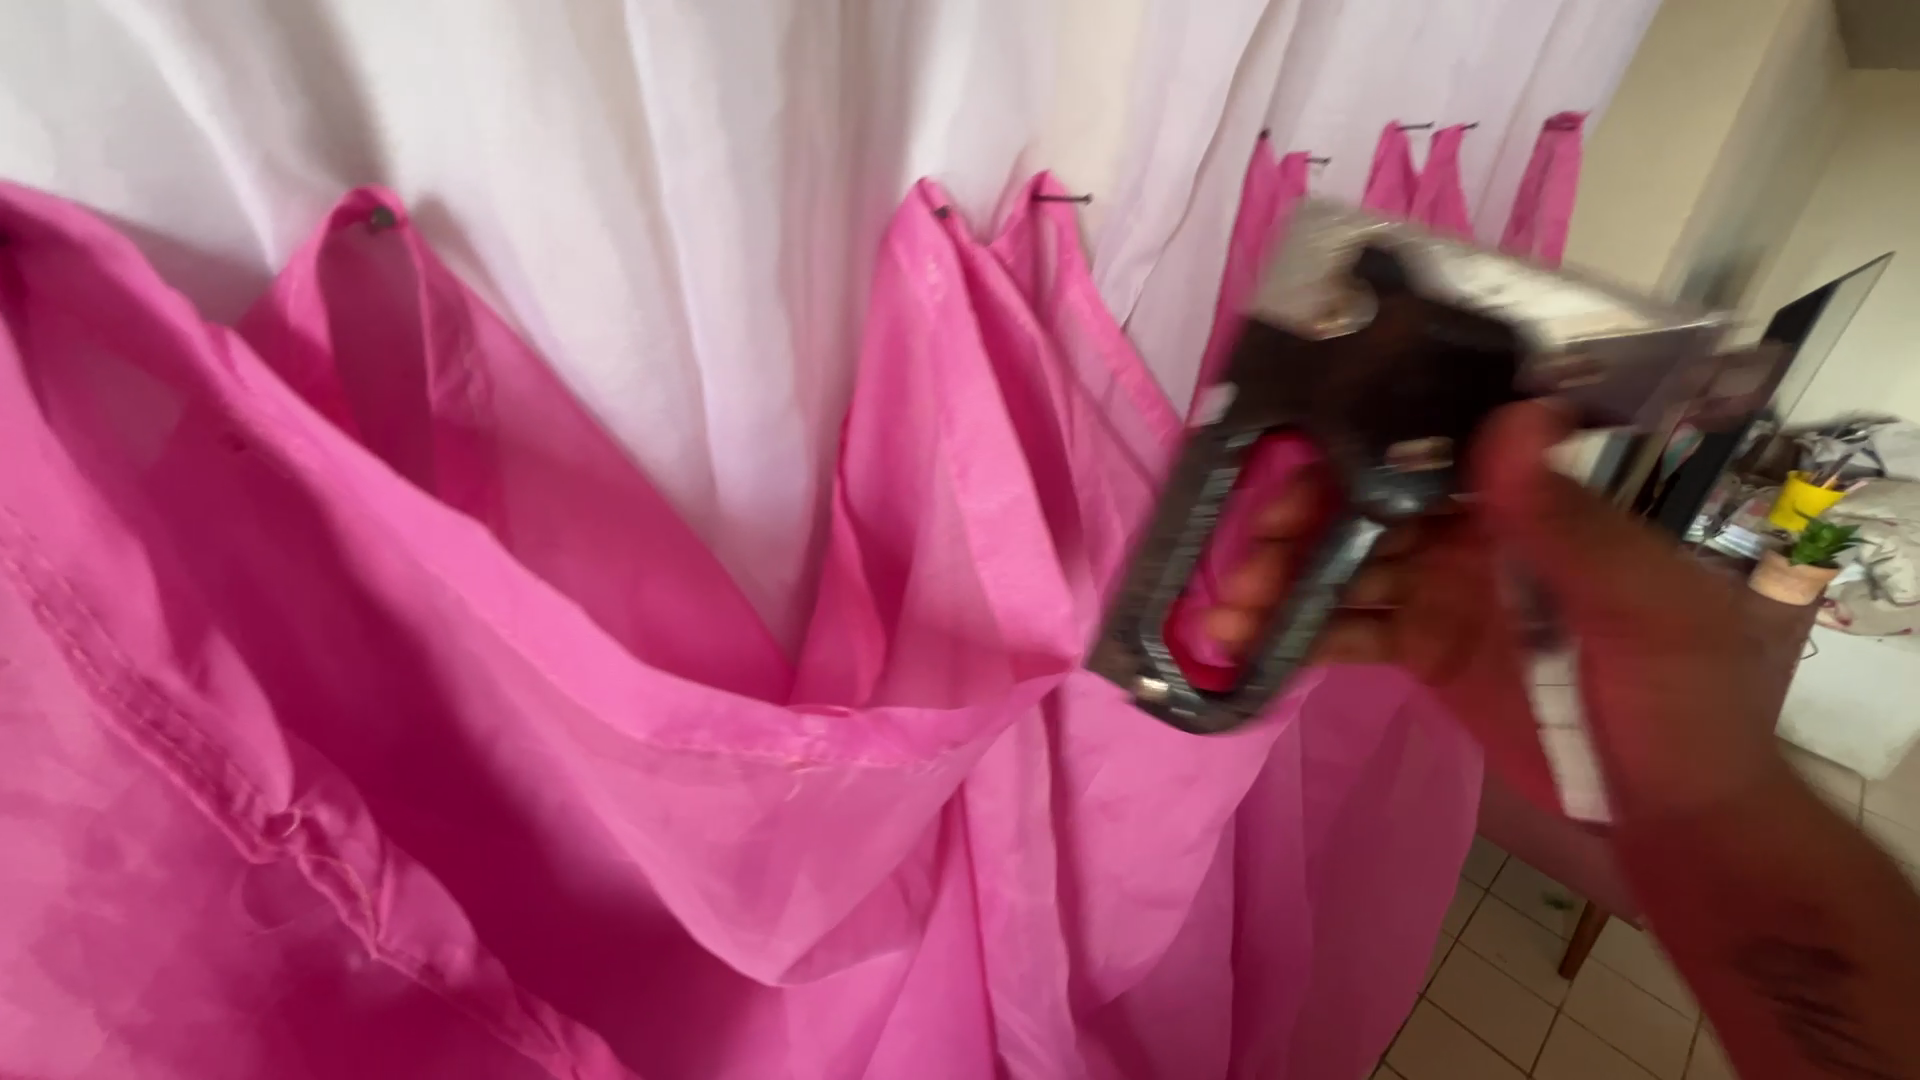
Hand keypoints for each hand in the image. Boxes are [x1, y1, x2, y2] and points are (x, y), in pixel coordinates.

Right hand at [1209, 402, 1784, 819]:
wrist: (1665, 805)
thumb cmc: (1679, 695)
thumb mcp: (1640, 606)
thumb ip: (1570, 521)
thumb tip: (1518, 416)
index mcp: (1516, 510)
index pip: (1415, 467)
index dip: (1346, 472)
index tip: (1290, 492)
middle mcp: (1462, 541)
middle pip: (1359, 521)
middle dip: (1294, 540)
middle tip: (1246, 571)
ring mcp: (1430, 595)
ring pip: (1339, 578)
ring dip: (1280, 595)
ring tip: (1228, 622)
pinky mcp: (1411, 648)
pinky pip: (1346, 633)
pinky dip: (1299, 640)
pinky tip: (1252, 652)